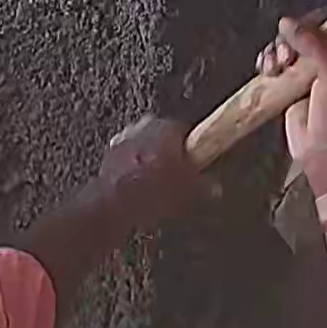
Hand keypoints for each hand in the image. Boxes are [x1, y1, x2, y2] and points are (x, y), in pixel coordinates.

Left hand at [94, 116, 208, 230]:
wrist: (115, 203)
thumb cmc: (152, 192)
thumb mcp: (188, 192)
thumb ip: (204, 186)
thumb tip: (214, 187)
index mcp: (168, 128)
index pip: (188, 131)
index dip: (193, 149)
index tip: (196, 162)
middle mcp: (147, 125)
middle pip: (165, 135)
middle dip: (170, 152)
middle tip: (176, 174)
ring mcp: (127, 135)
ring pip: (146, 143)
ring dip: (151, 157)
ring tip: (156, 182)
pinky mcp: (112, 149)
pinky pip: (129, 154)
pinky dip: (134, 165)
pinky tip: (138, 184)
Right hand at [258, 17, 326, 192]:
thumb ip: (314, 42)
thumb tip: (286, 22)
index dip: (314, 19)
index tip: (299, 24)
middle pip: (305, 32)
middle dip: (290, 37)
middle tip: (287, 53)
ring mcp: (312, 74)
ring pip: (288, 47)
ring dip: (277, 51)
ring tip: (276, 65)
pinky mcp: (292, 88)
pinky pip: (276, 66)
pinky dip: (268, 63)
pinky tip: (267, 70)